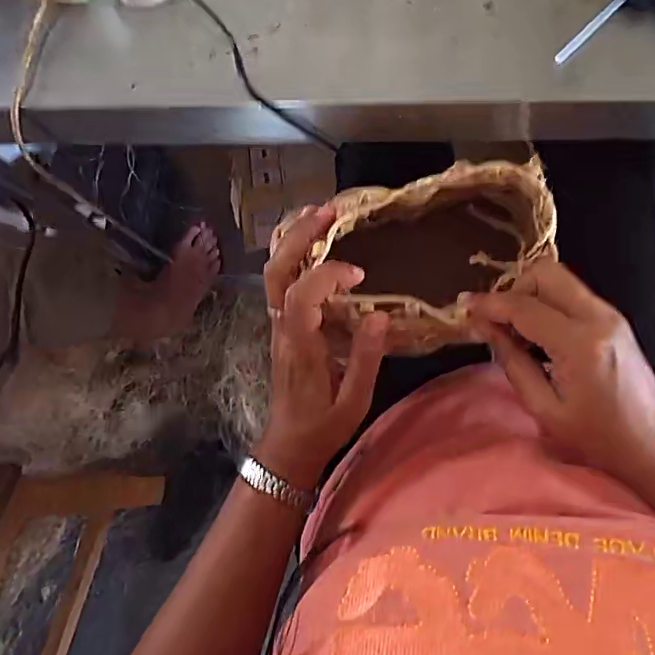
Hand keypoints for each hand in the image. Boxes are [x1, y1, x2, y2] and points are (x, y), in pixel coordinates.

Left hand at [256, 205, 388, 489]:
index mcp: (299, 344)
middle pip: (277, 270)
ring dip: (295, 238)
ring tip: (322, 213)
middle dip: (300, 236)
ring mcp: (278, 323)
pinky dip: (296, 253)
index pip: (302, 295)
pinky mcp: (283, 322)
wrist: (288, 444)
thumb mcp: (354, 400)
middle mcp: (282, 326)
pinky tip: (318, 240)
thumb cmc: (323, 424)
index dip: (328, 275)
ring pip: (274, 270)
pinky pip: (282, 279)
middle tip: (330, 211)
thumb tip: (380, 316)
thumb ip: (366, 359)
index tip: (359, 274)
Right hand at [467, 261, 654, 488]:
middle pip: (545, 273)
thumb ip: (513, 363)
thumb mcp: (546, 409)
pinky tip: (538, 334)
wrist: (654, 442)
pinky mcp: (613, 316)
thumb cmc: (599, 438)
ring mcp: (609, 313)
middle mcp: (597, 317)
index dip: (490, 304)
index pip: (524, 307)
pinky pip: (570, 293)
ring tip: (516, 331)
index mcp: (580, 344)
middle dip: (514, 289)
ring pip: (558, 277)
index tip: (465, 307)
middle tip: (499, 321)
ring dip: (530, 294)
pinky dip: (547, 302)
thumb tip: (484, 328)